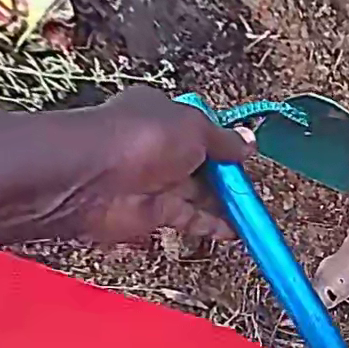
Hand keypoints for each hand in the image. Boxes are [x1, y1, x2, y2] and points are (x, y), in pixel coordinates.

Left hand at [0, 86, 253, 243]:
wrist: (92, 179)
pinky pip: (190, 219)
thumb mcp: (194, 128)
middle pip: (203, 164)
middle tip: (255, 191)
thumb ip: (224, 140)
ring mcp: (156, 181)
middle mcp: (159, 147)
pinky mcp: (154, 213)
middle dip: (228, 177)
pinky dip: (212, 225)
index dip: (225, 144)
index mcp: (164, 115)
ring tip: (253, 215)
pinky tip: (236, 232)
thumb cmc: (144, 139)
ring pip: (199, 193)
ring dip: (225, 204)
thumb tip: (250, 142)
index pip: (201, 130)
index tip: (248, 159)